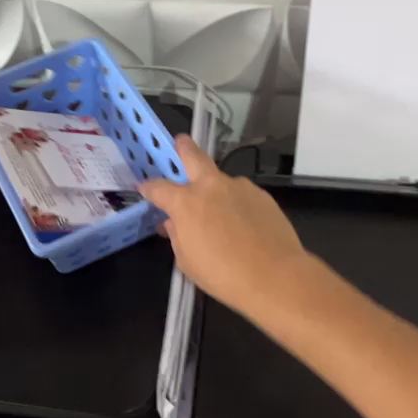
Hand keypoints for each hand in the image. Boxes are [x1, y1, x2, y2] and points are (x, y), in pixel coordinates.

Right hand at [138, 135, 311, 314]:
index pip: (159, 188)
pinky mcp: (262, 196)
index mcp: (186, 202)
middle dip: (184, 148)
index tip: (143, 187)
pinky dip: (237, 205)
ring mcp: (240, 187)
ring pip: (222, 181)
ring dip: (216, 190)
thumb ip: (177, 236)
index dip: (148, 187)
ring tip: (221, 213)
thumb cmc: (222, 274)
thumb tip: (173, 224)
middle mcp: (211, 186)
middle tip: (180, 142)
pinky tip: (243, 225)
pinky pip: (242, 195)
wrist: (274, 276)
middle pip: (194, 156)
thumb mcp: (187, 261)